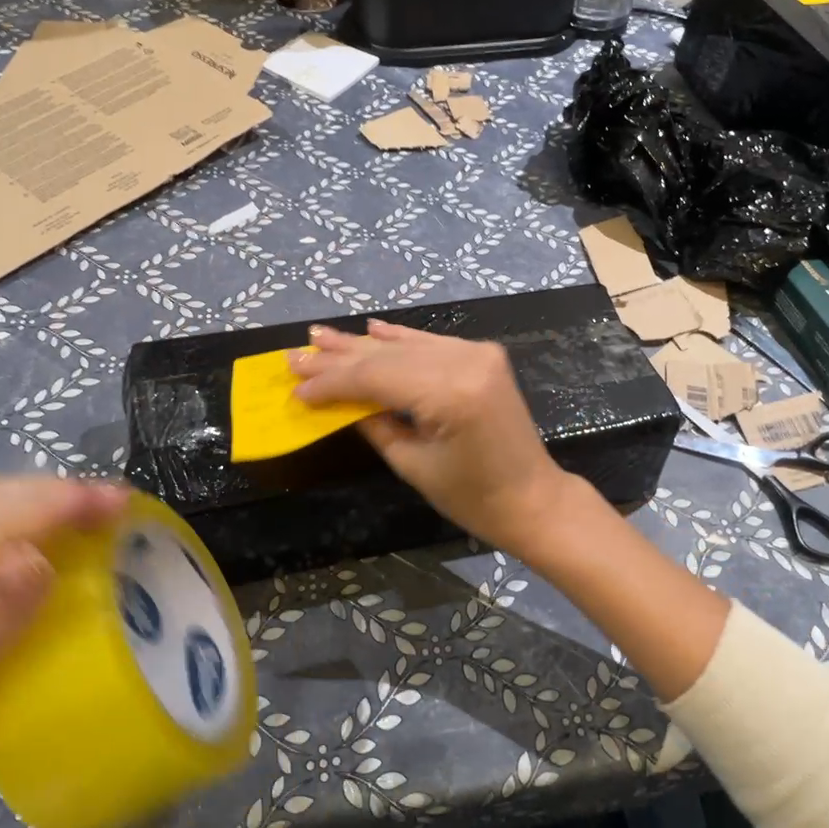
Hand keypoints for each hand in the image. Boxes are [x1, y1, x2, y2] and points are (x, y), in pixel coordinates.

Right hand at [288, 320, 573, 552]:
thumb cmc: (473, 497)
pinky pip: (432, 343)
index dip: (332, 382)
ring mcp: (477, 354)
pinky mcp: (483, 355)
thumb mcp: (414, 465)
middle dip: (340, 358)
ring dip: (363, 344)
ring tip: (320, 337)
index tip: (296, 387)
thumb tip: (338, 400)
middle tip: (297, 355)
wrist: (532, 497)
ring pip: (407, 346)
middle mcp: (465, 362)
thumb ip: (374, 424)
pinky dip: (401, 339)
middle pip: (388, 357)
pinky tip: (371, 330)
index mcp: (449, 393)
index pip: (375, 378)